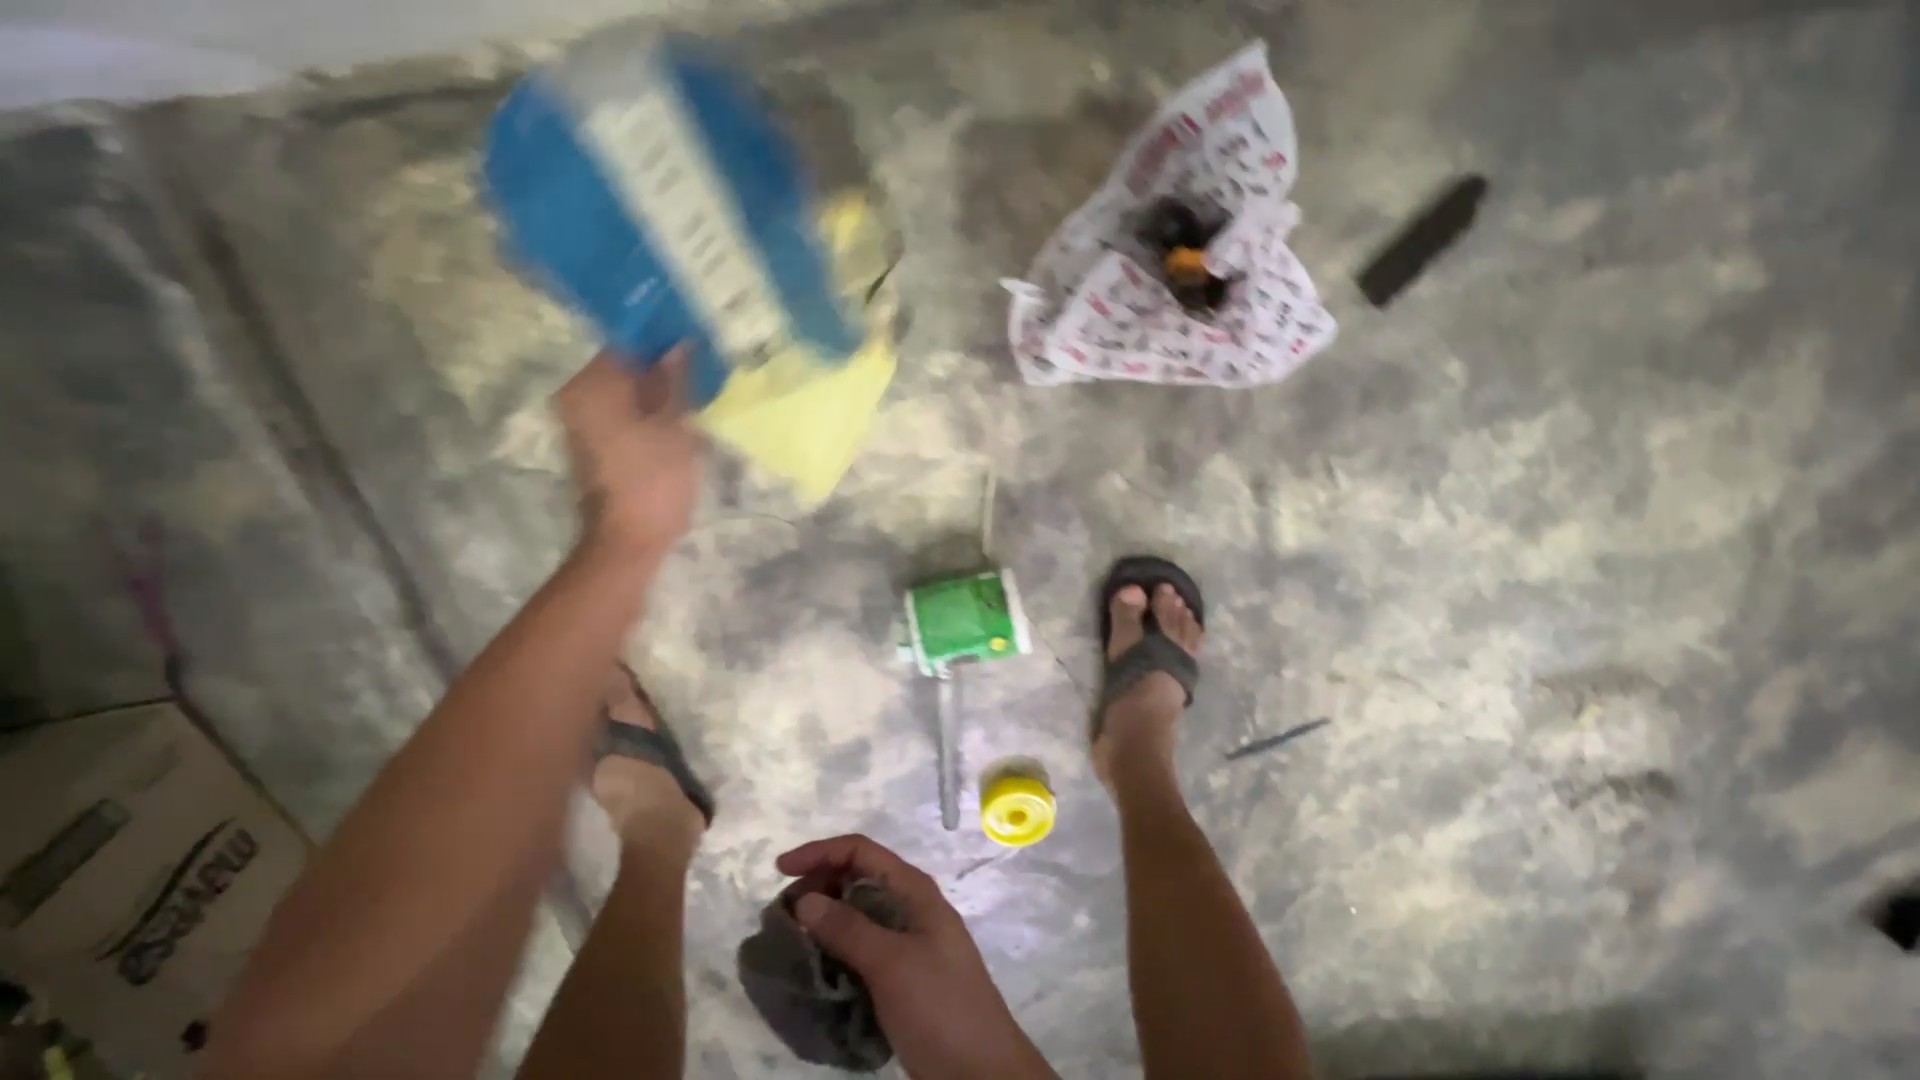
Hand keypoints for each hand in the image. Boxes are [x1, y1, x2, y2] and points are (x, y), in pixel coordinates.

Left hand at [553, 347, 702, 560]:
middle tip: (703, 369)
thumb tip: (680, 343)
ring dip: (658, 391)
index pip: (628, 343)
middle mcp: (577, 396)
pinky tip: (678, 418)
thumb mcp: (675, 426)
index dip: (664, 340)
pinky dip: (647, 411)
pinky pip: (622, 412)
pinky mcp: (593, 443)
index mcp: (591, 386)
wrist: (628, 542)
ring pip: (626, 391)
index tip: (697, 342)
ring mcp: (581, 421)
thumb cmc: (654, 481)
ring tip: (696, 393)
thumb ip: (676, 380)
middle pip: (625, 367)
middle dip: (662, 367)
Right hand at [777, 835, 1056, 1079]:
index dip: (819, 852)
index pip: (861, 851)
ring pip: (857, 915)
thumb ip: (847, 928)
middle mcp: (911, 908)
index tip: (778, 871)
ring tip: (790, 940)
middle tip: (780, 914)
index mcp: (914, 891)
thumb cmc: (939, 1005)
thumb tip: (804, 898)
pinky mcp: (902, 976)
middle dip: (817, 886)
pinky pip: (861, 949)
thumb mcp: (890, 963)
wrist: (982, 1072)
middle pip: (857, 878)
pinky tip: (815, 967)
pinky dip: (835, 950)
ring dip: (823, 920)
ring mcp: (908, 942)